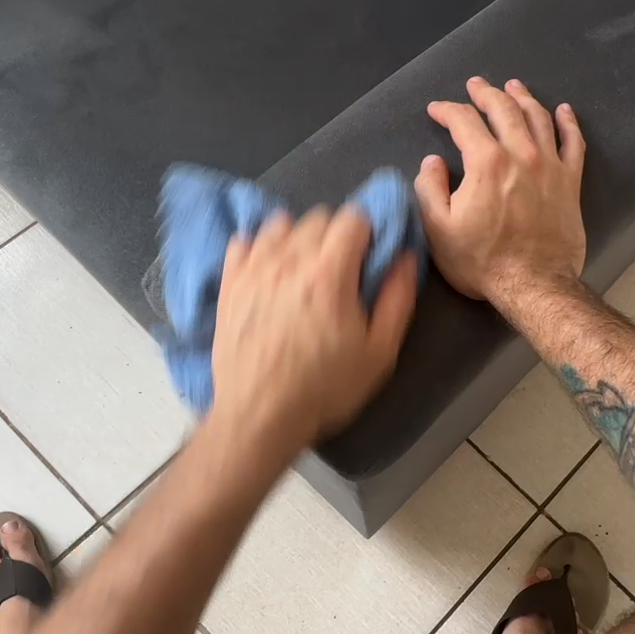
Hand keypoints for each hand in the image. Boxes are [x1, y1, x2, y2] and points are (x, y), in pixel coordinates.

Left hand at [212, 206, 418, 447]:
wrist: (260, 416)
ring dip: (298, 236)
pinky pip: (244, 241)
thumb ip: (397, 299)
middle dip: (335, 234)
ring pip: (280, 224)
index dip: (367, 232)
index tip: (368, 257)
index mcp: (330, 274)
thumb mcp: (379, 353)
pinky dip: (261, 246)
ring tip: (304, 267)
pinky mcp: (229, 283)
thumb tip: (405, 257)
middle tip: (341, 268)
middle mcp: (289, 261)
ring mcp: (253, 269)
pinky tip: (270, 269)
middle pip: (317, 217)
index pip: (352, 219)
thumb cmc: (325, 387)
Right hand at [415, 77, 586, 308]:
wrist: (534, 284)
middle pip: (503, 109)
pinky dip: (568, 122)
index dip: (447, 110)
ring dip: (523, 97)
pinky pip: (573, 142)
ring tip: (513, 86)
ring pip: (538, 118)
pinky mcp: (571, 182)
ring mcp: (550, 166)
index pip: (464, 121)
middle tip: (475, 85)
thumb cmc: (482, 262)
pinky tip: (563, 111)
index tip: (436, 110)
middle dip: (485, 93)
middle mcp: (520, 154)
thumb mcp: (439, 230)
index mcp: (486, 162)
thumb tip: (432, 162)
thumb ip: (429, 189)